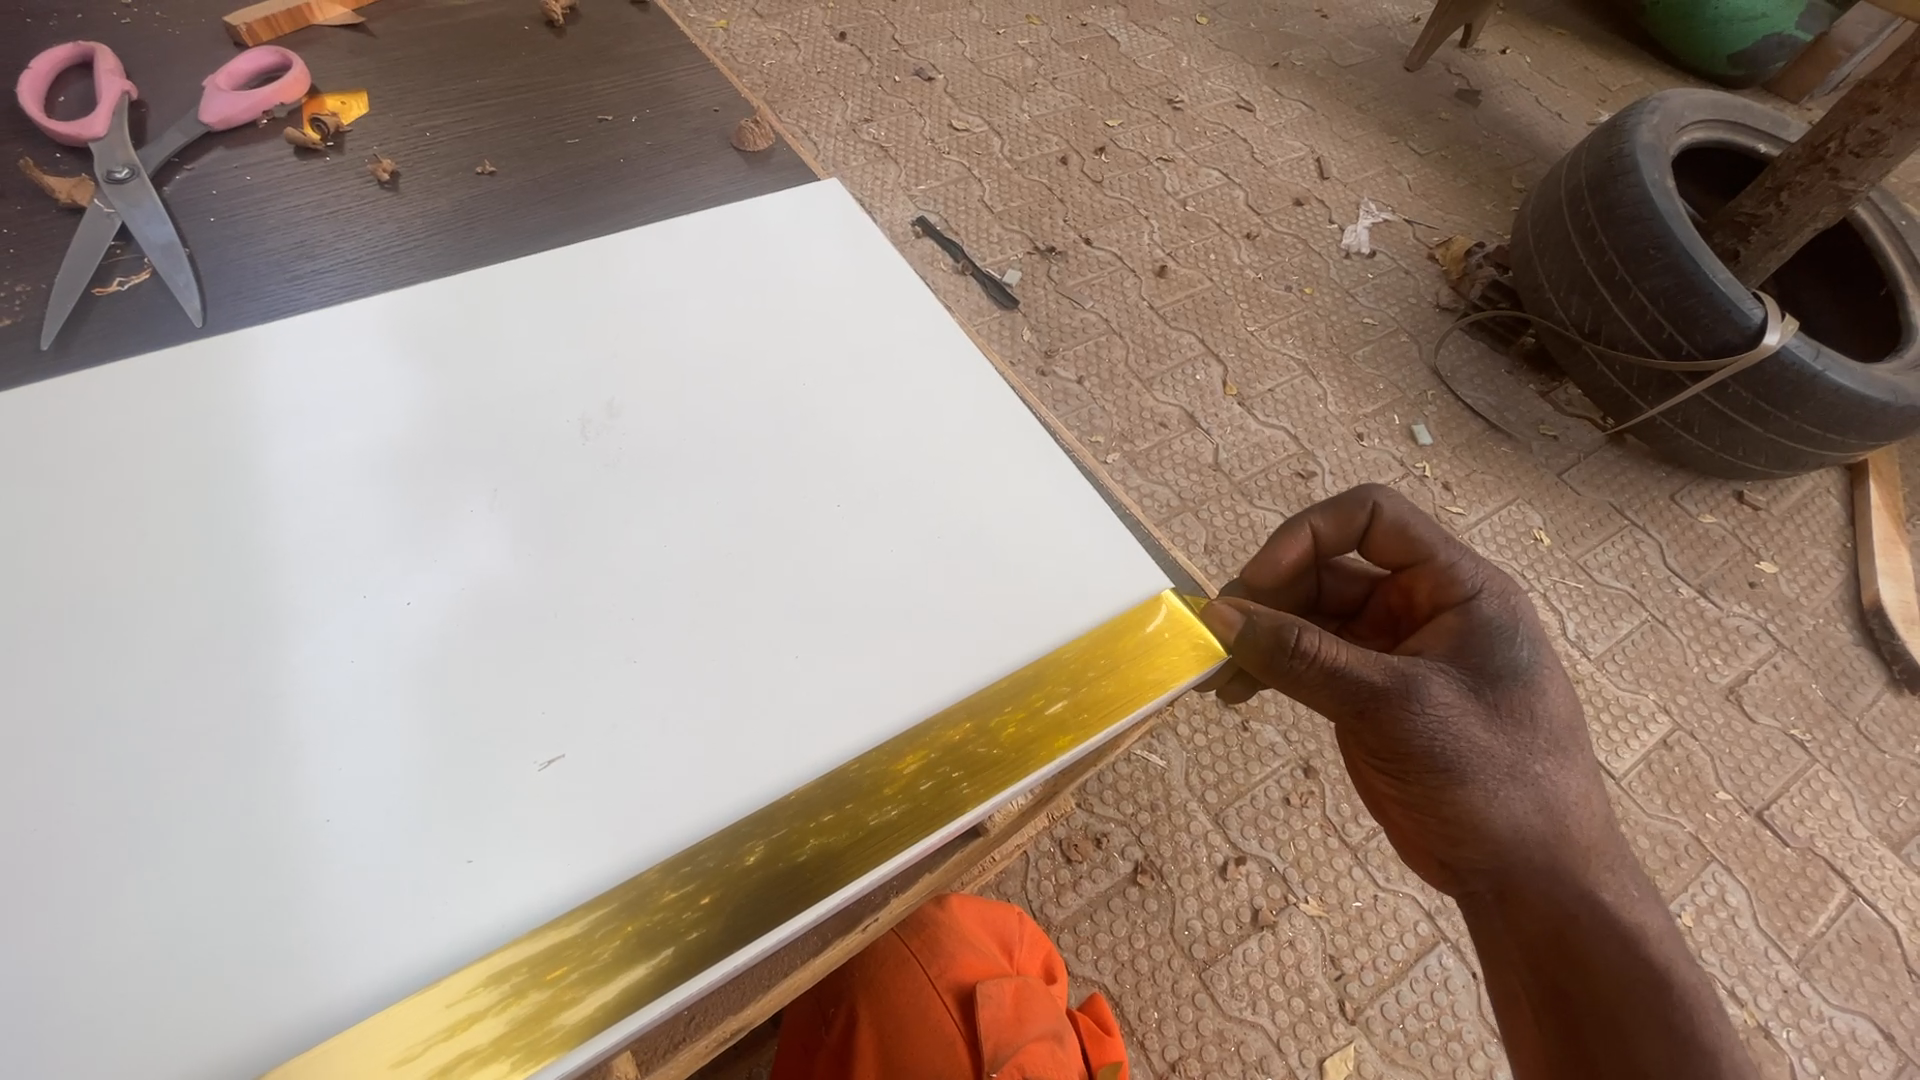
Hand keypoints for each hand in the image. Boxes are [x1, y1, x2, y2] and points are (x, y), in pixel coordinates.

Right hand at [1198, 484, 1622, 897]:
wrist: (1530, 880)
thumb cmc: (1489, 779)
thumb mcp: (1391, 707)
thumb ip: (1301, 657)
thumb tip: (1218, 615)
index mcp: (1455, 587)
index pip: (1371, 518)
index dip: (1306, 536)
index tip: (1256, 584)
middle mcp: (1421, 606)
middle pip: (1327, 567)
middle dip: (1269, 596)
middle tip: (1219, 636)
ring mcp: (1392, 650)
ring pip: (1309, 616)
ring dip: (1259, 635)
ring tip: (1218, 673)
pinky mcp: (1368, 691)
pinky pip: (1307, 659)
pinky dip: (1269, 668)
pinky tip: (1236, 692)